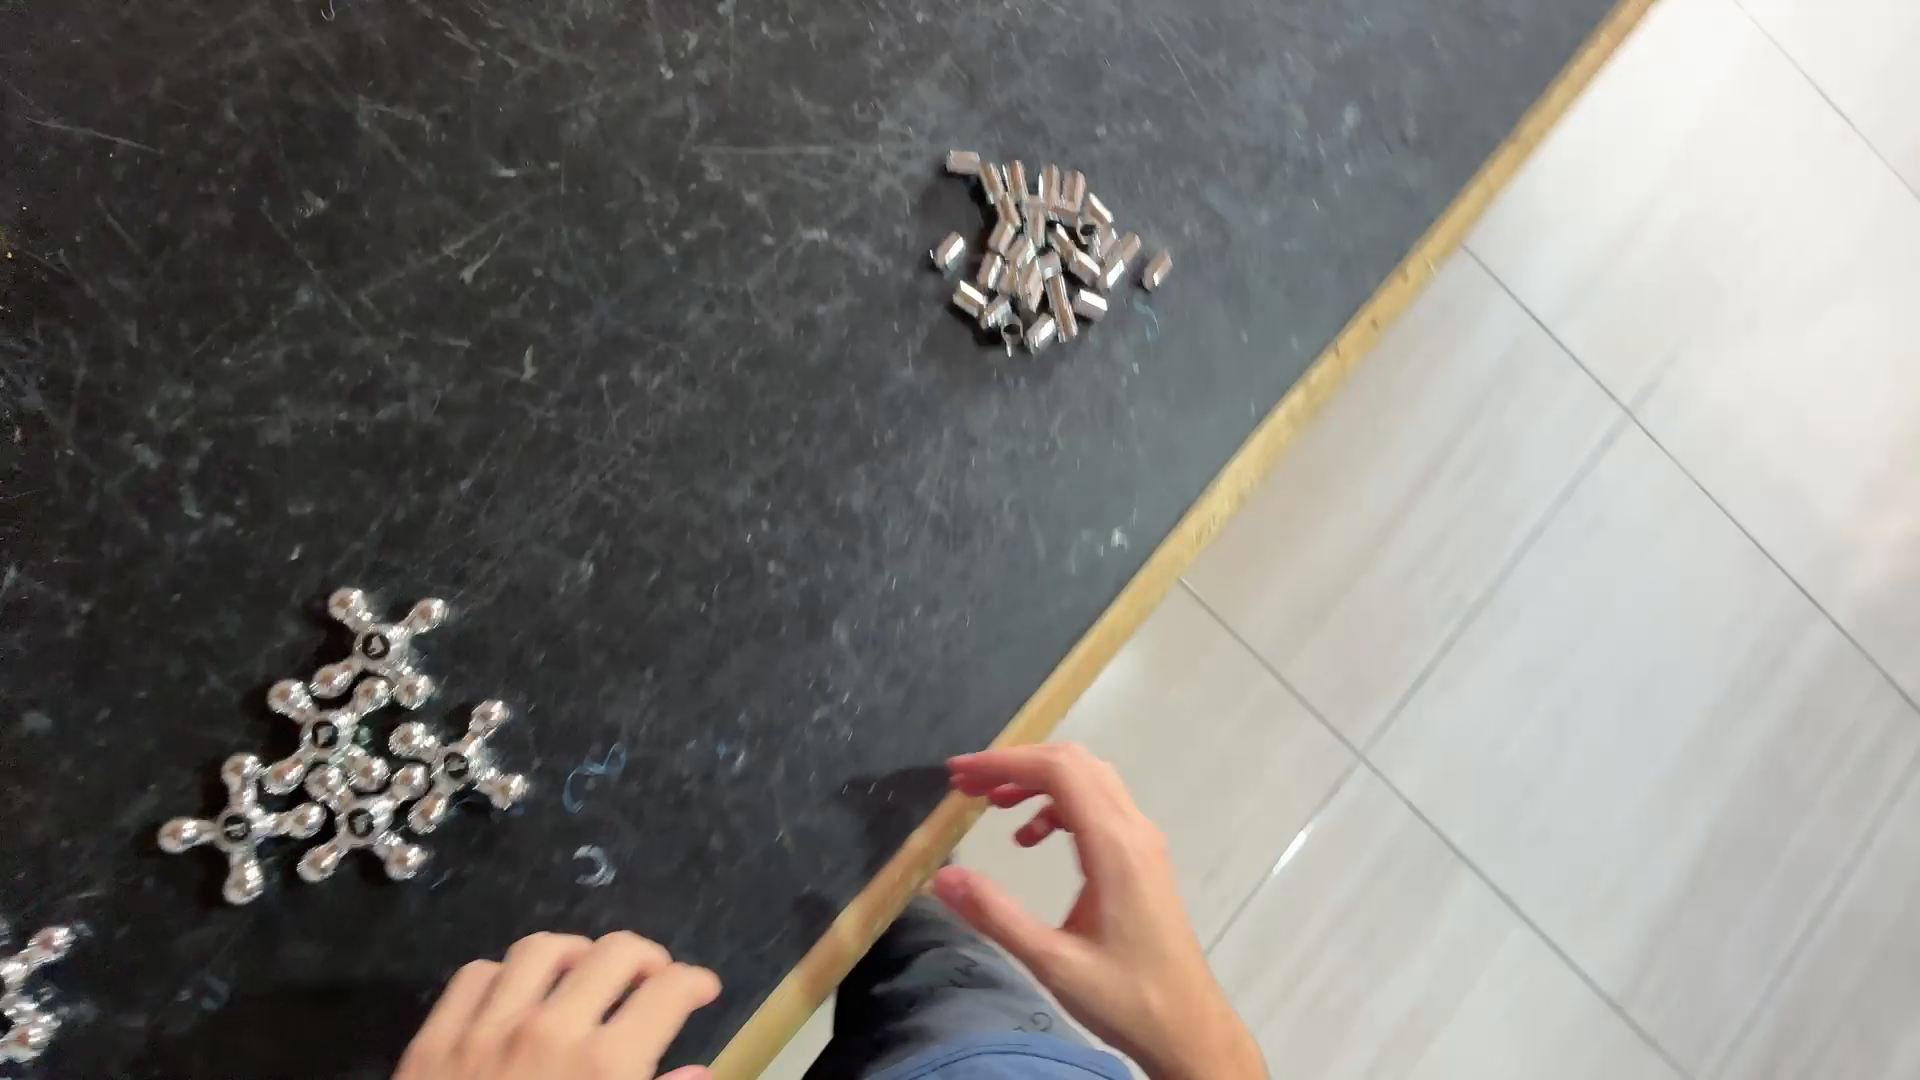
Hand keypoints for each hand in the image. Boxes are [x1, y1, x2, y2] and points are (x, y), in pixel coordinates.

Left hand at [394, 931, 720, 1079]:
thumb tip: (701, 1073)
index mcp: (603, 1067)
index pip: (671, 989)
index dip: (697, 982)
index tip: (702, 991)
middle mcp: (552, 1032)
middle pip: (617, 950)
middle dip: (648, 958)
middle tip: (651, 981)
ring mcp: (486, 1033)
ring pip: (544, 948)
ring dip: (575, 955)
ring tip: (582, 977)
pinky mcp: (431, 1045)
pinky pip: (476, 975)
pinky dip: (503, 977)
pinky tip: (515, 1000)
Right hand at [935, 744, 1266, 1079]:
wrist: (1192, 1032)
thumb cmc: (1127, 999)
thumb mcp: (1053, 963)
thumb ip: (996, 915)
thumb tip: (941, 877)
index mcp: (1114, 844)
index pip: (1058, 770)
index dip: (1004, 761)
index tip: (959, 772)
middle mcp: (1132, 828)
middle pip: (1072, 762)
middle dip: (1015, 764)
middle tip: (967, 785)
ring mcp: (1141, 838)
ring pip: (1086, 777)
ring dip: (1036, 780)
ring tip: (993, 805)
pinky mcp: (1141, 853)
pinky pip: (1096, 802)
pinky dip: (1056, 804)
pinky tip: (1030, 840)